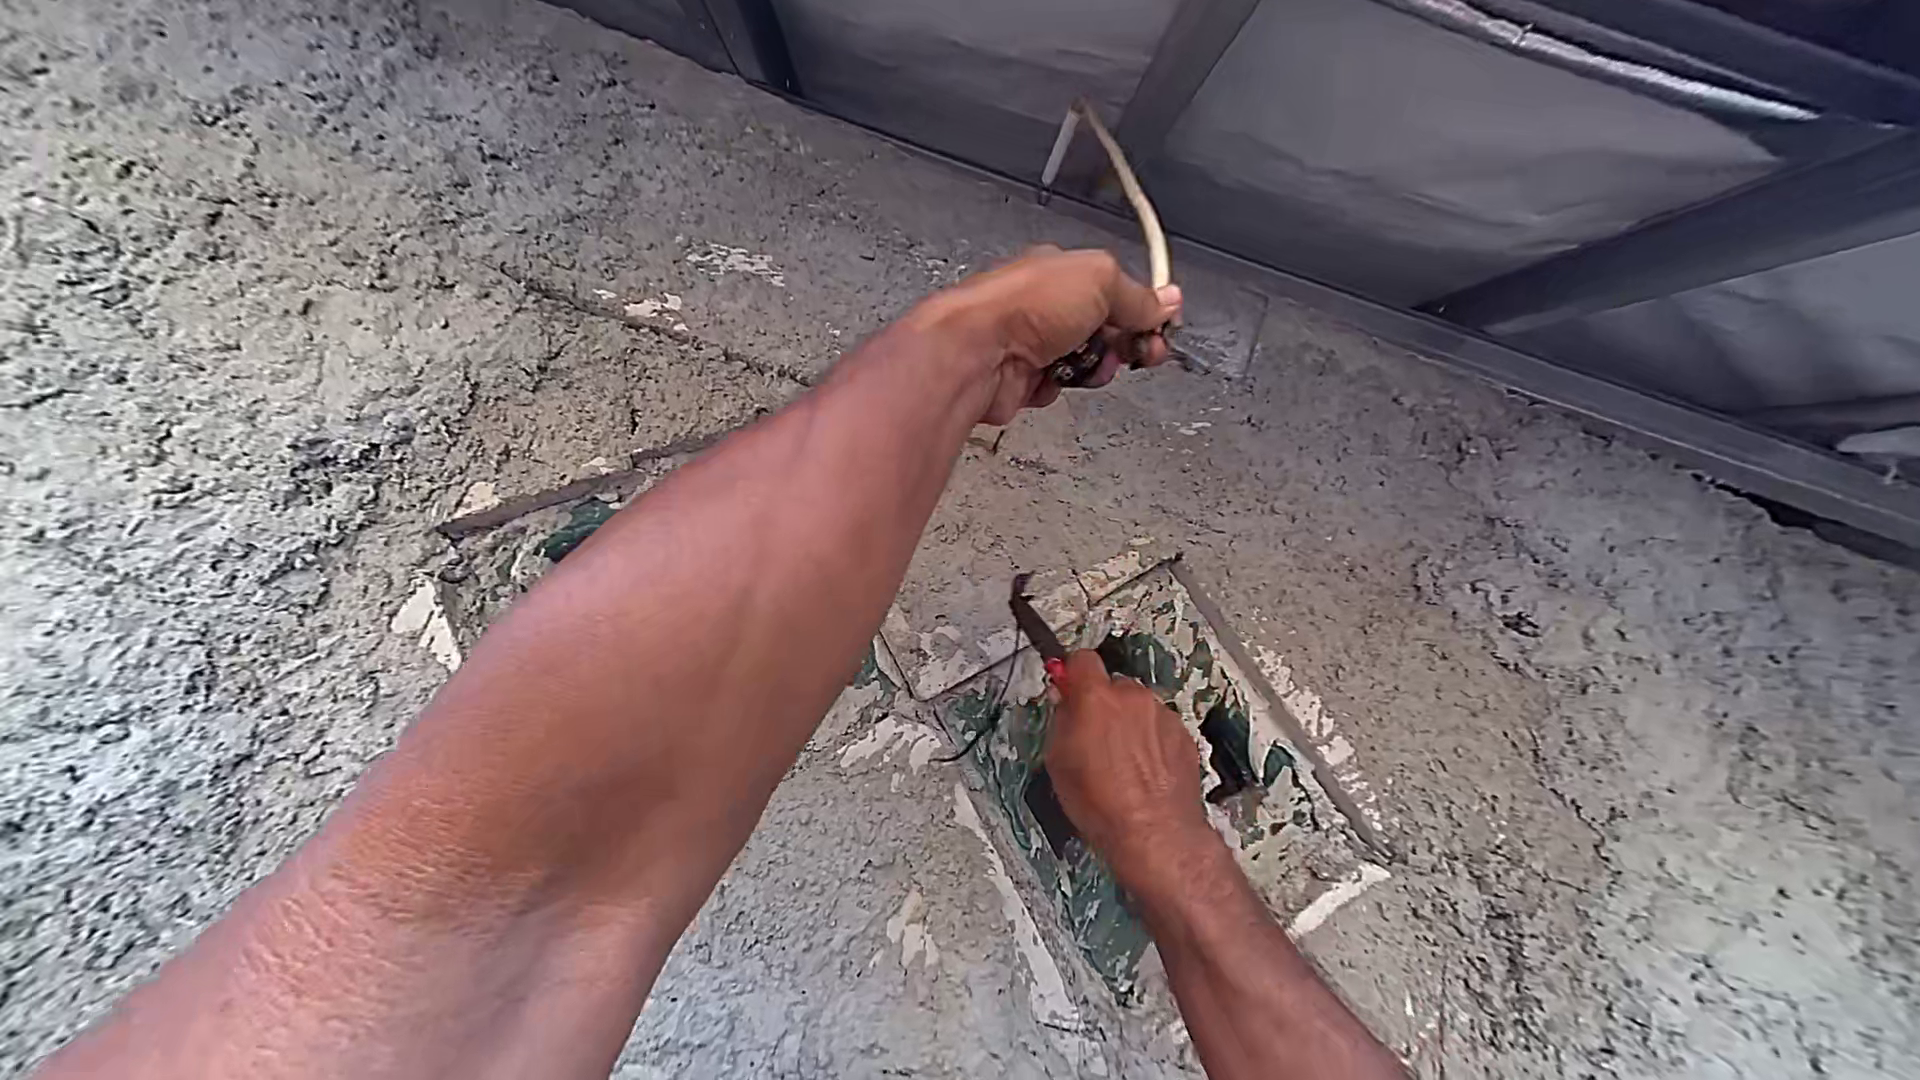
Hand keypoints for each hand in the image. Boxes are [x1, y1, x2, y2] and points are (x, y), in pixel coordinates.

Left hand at [910, 246, 1182, 424]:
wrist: (976, 353)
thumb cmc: (1024, 306)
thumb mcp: (1100, 281)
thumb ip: (1137, 295)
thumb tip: (1167, 301)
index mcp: (1061, 273)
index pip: (1114, 291)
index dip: (1141, 312)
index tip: (1159, 331)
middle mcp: (1043, 307)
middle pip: (1100, 331)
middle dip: (1121, 345)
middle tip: (1133, 355)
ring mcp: (1030, 345)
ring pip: (1080, 364)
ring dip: (1090, 368)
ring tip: (1081, 365)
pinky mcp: (1019, 381)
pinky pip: (1055, 388)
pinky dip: (1058, 387)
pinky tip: (1048, 379)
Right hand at [1044, 650, 1212, 888]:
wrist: (1154, 833)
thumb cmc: (1103, 803)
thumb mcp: (1058, 759)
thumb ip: (1060, 719)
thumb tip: (1063, 703)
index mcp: (1095, 697)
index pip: (1081, 659)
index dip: (1072, 672)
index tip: (1067, 683)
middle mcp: (1131, 698)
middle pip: (1112, 684)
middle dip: (1101, 702)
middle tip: (1092, 733)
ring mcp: (1160, 715)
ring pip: (1137, 705)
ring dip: (1128, 722)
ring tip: (1119, 760)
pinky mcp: (1182, 735)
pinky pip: (1159, 726)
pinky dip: (1150, 740)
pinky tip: (1141, 770)